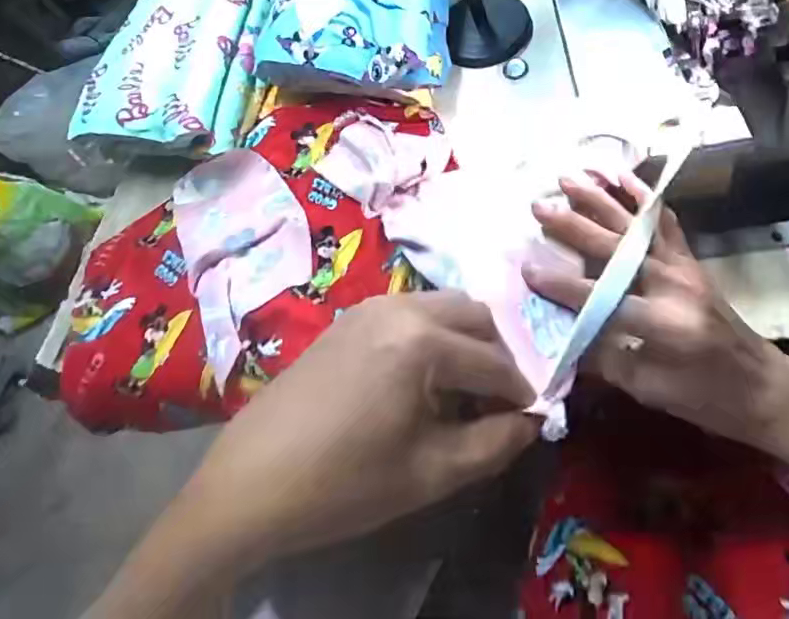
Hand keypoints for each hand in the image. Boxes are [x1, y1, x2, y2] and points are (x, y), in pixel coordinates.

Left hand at [171, 291, 539, 562]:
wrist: (252, 479)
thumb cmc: (345, 481)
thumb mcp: (430, 473)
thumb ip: (494, 443)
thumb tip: (531, 420)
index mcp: (423, 340)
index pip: (495, 362)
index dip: (522, 392)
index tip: (535, 416)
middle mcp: (401, 306)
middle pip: (475, 315)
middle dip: (498, 354)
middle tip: (501, 400)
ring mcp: (371, 306)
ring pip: (443, 307)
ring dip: (465, 340)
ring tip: (463, 390)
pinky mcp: (351, 317)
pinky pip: (410, 312)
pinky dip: (433, 335)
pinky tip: (423, 378)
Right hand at [524, 170, 788, 474]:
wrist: (762, 386)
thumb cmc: (704, 397)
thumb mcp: (648, 389)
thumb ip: (602, 357)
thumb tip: (558, 329)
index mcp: (664, 324)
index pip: (601, 300)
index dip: (561, 286)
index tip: (526, 269)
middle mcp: (673, 284)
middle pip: (614, 249)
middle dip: (573, 226)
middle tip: (539, 206)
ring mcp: (684, 266)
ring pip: (635, 225)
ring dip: (600, 199)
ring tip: (570, 177)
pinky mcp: (690, 259)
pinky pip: (663, 221)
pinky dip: (641, 198)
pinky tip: (621, 177)